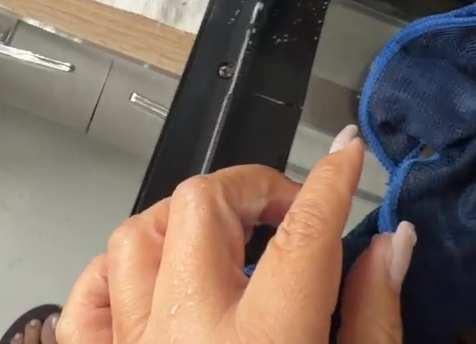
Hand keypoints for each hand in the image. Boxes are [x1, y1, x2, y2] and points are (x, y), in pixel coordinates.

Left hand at [57, 127, 414, 343]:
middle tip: (289, 213)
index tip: (348, 150)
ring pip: (136, 237)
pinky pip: (85, 304)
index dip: (334, 176)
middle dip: (252, 188)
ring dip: (184, 224)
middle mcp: (189, 337)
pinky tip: (155, 281)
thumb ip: (376, 318)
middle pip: (205, 203)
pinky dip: (117, 277)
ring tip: (226, 242)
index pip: (306, 229)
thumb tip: (390, 246)